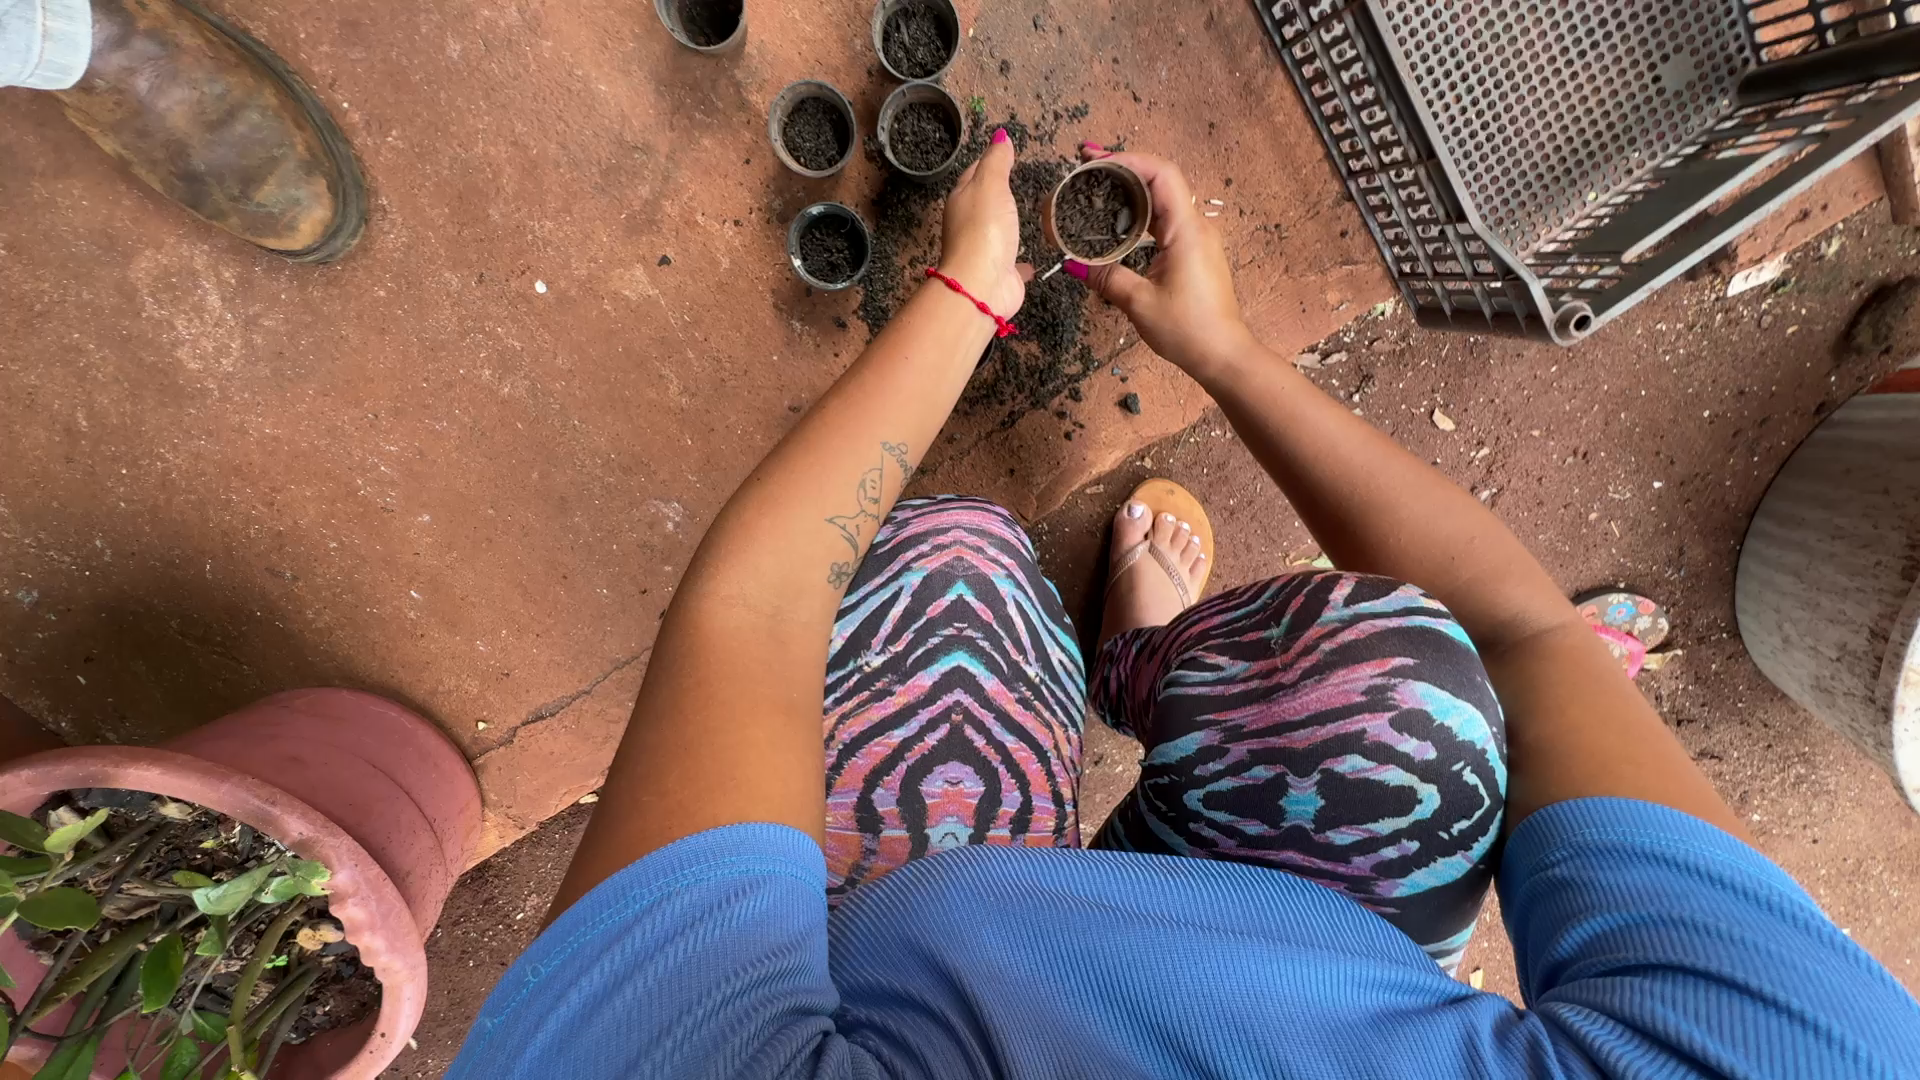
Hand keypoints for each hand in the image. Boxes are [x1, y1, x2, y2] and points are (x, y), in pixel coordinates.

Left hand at [937, 129, 1024, 316]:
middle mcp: (969, 226)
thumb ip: (997, 161)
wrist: (981, 286)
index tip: (1003, 152)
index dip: (987, 161)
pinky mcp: (1000, 276)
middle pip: (983, 204)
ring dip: (1007, 227)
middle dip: (997, 194)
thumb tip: (1000, 136)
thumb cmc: (984, 229)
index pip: (973, 173)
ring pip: (997, 235)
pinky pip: (1012, 266)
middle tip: (1014, 183)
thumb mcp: (990, 184)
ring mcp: (984, 253)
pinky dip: (1021, 264)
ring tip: (1023, 218)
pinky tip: (1032, 263)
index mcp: (962, 200)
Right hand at [1070, 147, 1254, 381]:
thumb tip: (1075, 264)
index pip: (1160, 174)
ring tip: (1097, 192)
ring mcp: (1197, 239)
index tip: (1095, 160)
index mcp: (1186, 229)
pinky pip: (1165, 223)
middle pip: (1160, 181)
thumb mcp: (1139, 303)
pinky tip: (1118, 224)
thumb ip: (1107, 277)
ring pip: (1162, 202)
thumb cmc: (1186, 329)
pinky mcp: (1194, 254)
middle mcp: (1195, 226)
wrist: (1221, 354)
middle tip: (1087, 169)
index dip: (1128, 159)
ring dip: (1131, 193)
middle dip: (1124, 170)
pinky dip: (1140, 216)